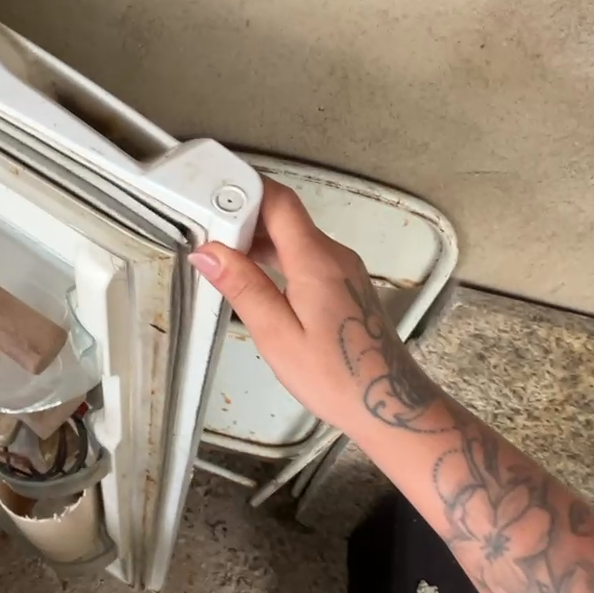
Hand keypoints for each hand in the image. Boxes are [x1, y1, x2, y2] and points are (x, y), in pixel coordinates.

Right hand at [189, 180, 447, 438]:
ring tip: (221, 256)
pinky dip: (275, 256)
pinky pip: (304, 254)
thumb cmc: (335, 377)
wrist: (388, 402)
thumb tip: (208, 252)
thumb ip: (243, 287)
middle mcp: (333, 254)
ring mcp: (342, 267)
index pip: (279, 200)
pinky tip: (253, 276)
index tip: (209, 197)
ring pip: (293, 235)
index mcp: (316, 260)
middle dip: (243, 215)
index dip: (243, 190)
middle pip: (284, 214)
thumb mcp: (277, 335)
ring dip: (257, 238)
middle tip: (205, 232)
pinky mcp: (343, 282)